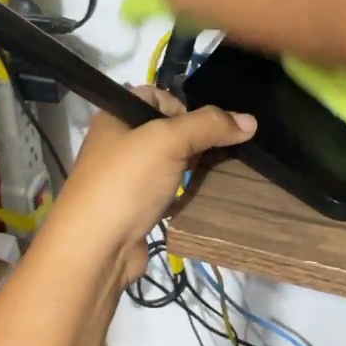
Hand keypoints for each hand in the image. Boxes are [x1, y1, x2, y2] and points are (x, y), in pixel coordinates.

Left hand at [51, 86, 255, 287]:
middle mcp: (117, 145)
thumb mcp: (167, 141)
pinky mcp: (135, 210)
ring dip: (193, 170)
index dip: (183, 106)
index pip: (155, 96)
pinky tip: (202, 201)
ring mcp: (125, 180)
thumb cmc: (126, 183)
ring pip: (169, 165)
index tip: (204, 129)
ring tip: (218, 177)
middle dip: (195, 141)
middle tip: (217, 155)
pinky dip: (185, 196)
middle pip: (166, 132)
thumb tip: (250, 121)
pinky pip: (167, 194)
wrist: (95, 248)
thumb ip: (208, 126)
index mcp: (115, 118)